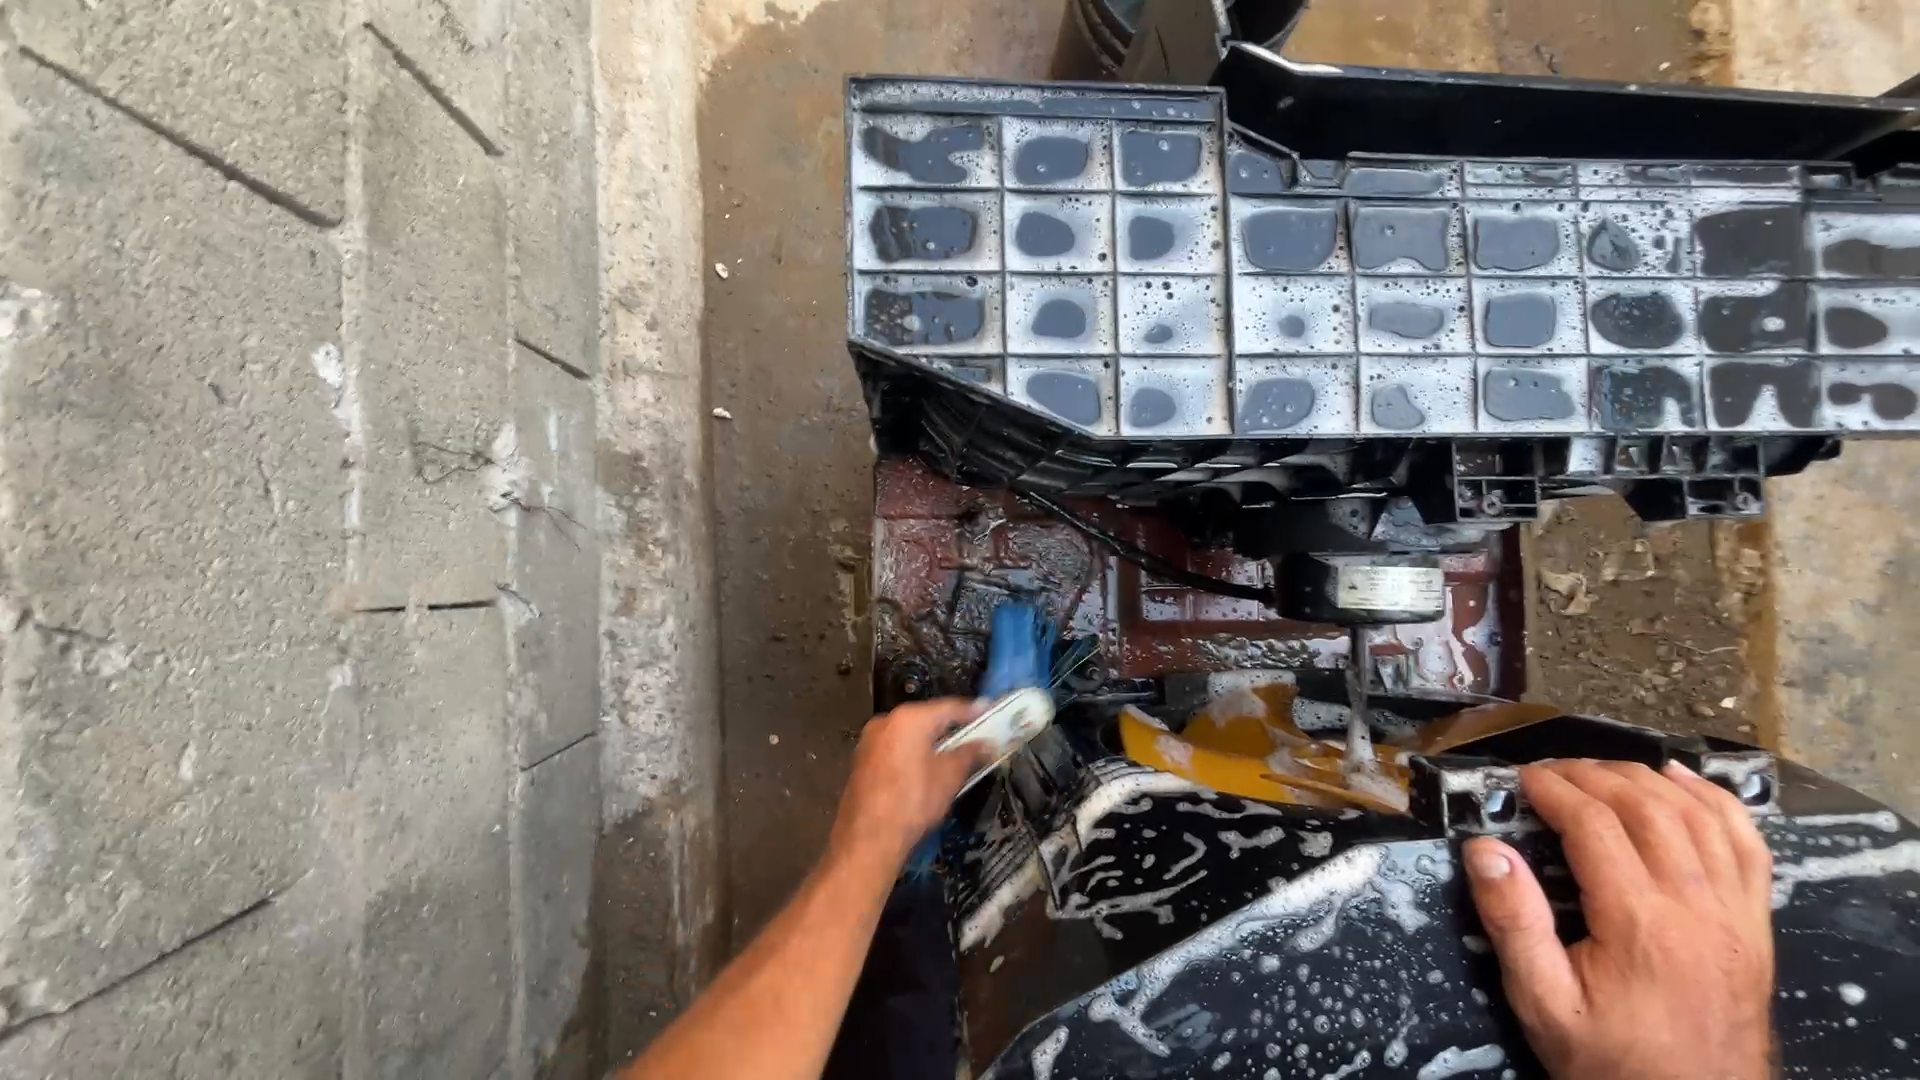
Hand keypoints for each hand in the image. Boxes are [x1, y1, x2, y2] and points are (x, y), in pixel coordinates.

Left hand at [827, 698, 988, 870]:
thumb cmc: (913, 802)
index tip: (989, 712)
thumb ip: (969, 754)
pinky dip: (912, 753)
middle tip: (973, 736)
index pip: (949, 707)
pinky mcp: (861, 760)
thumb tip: (985, 744)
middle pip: (926, 719)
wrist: (868, 839)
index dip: (972, 711)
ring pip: (908, 734)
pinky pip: (894, 748)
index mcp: (909, 719)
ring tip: (952, 754)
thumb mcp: (949, 777)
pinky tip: (924, 769)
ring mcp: (870, 741)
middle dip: (950, 728)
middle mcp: (886, 722)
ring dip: (930, 742)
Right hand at [1463, 760, 1774, 1079]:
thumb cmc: (1607, 1056)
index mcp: (1640, 923)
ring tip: (1599, 770)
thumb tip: (1486, 849)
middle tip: (1549, 772)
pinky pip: (1747, 845)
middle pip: (1649, 808)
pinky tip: (1681, 781)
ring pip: (1699, 816)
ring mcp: (1738, 916)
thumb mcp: (1540, 999)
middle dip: (1592, 774)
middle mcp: (1699, 909)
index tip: (1520, 780)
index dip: (1553, 789)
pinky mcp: (1756, 925)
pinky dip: (1715, 802)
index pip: (1596, 824)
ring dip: (1645, 780)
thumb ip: (1512, 922)